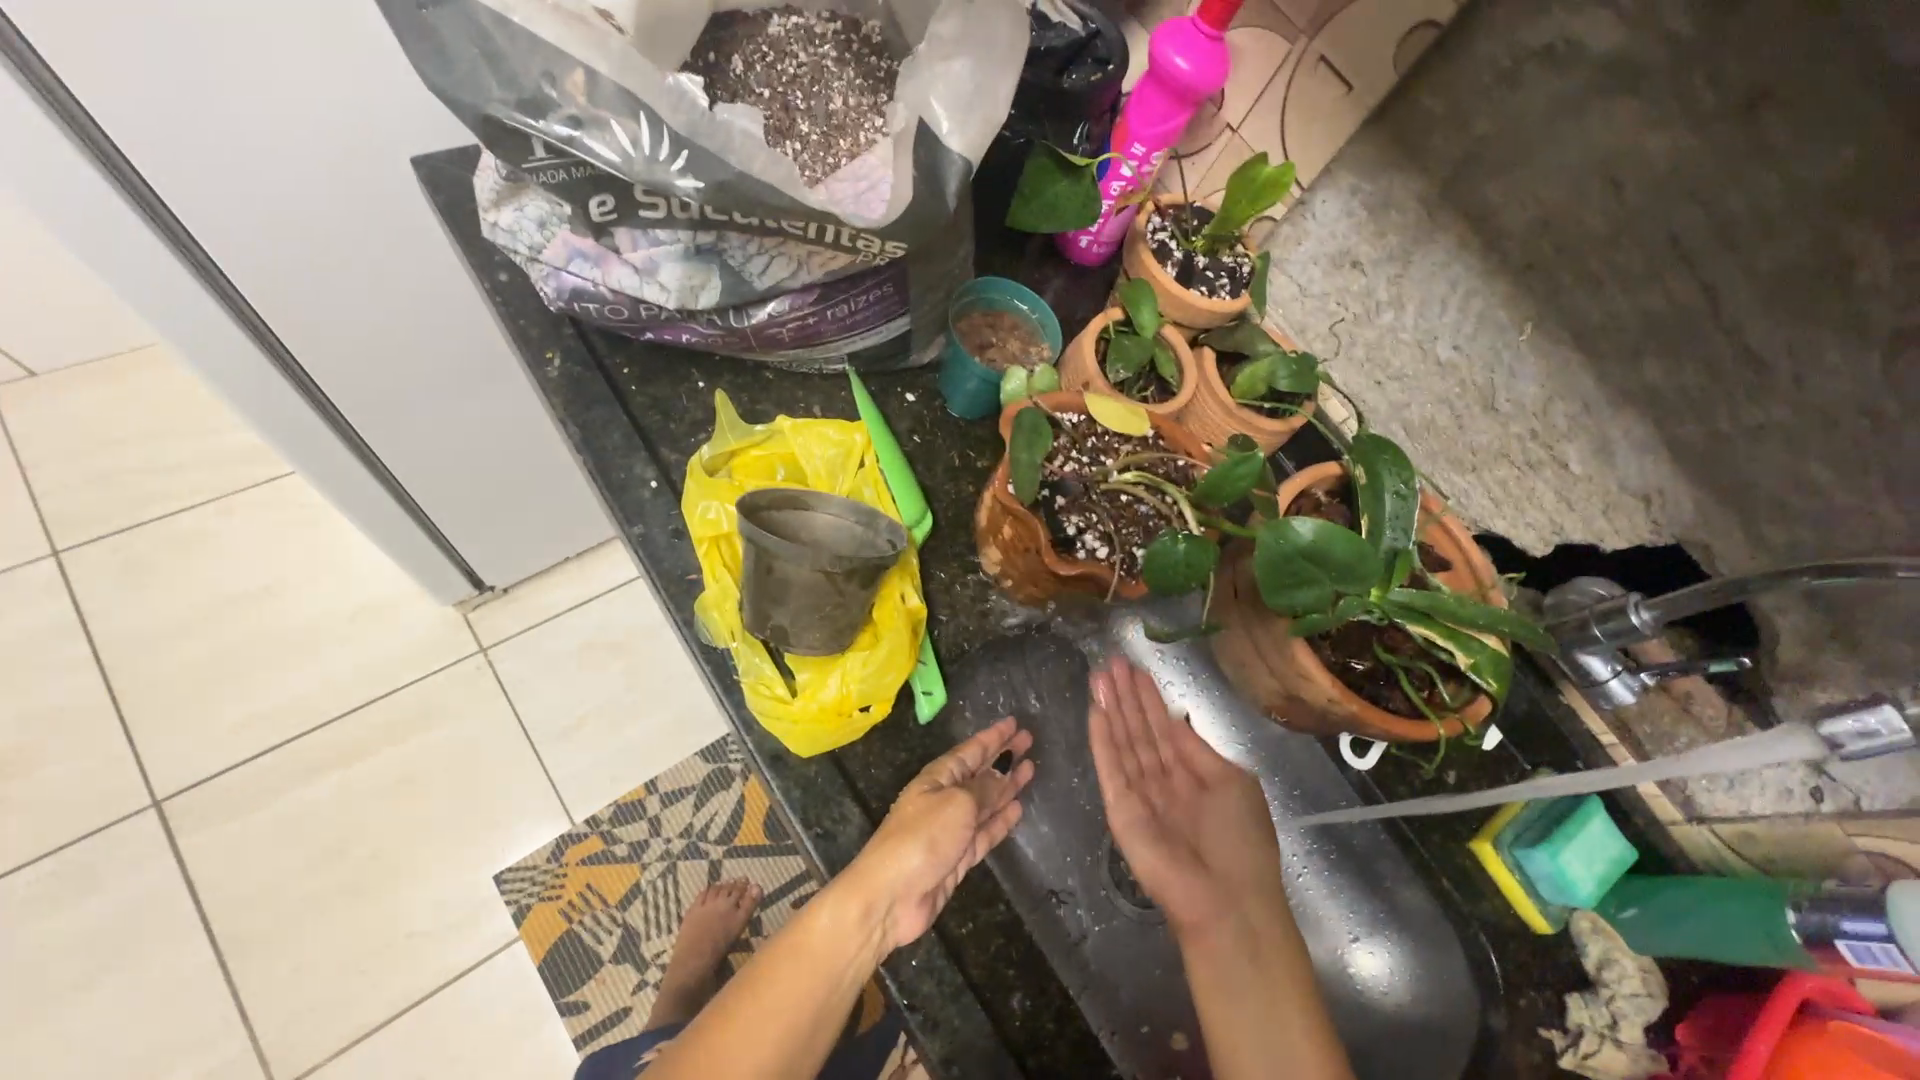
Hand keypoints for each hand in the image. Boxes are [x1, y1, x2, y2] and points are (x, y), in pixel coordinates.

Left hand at [843, 717, 1035, 953]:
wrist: (892, 896)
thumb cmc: (921, 838)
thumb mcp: (956, 803)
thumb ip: (984, 788)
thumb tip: (1004, 769)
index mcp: (938, 778)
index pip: (970, 751)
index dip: (992, 737)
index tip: (1014, 723)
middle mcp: (944, 799)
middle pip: (979, 773)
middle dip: (1002, 756)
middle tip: (1029, 741)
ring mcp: (952, 830)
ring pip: (985, 802)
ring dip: (1006, 787)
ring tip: (1030, 770)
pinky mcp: (959, 857)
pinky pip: (986, 831)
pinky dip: (1001, 820)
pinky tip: (1018, 809)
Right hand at [1088, 655, 1285, 936]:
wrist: (1229, 901)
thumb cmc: (1242, 842)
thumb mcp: (1231, 782)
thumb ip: (1197, 751)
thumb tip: (1175, 719)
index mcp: (1192, 777)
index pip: (1164, 729)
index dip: (1150, 699)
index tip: (1136, 669)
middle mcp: (1162, 783)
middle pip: (1139, 731)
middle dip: (1126, 697)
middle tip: (1111, 662)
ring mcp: (1139, 796)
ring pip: (1123, 743)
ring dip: (1111, 709)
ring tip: (1099, 675)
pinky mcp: (1121, 811)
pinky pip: (1110, 768)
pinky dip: (1102, 740)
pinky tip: (1095, 711)